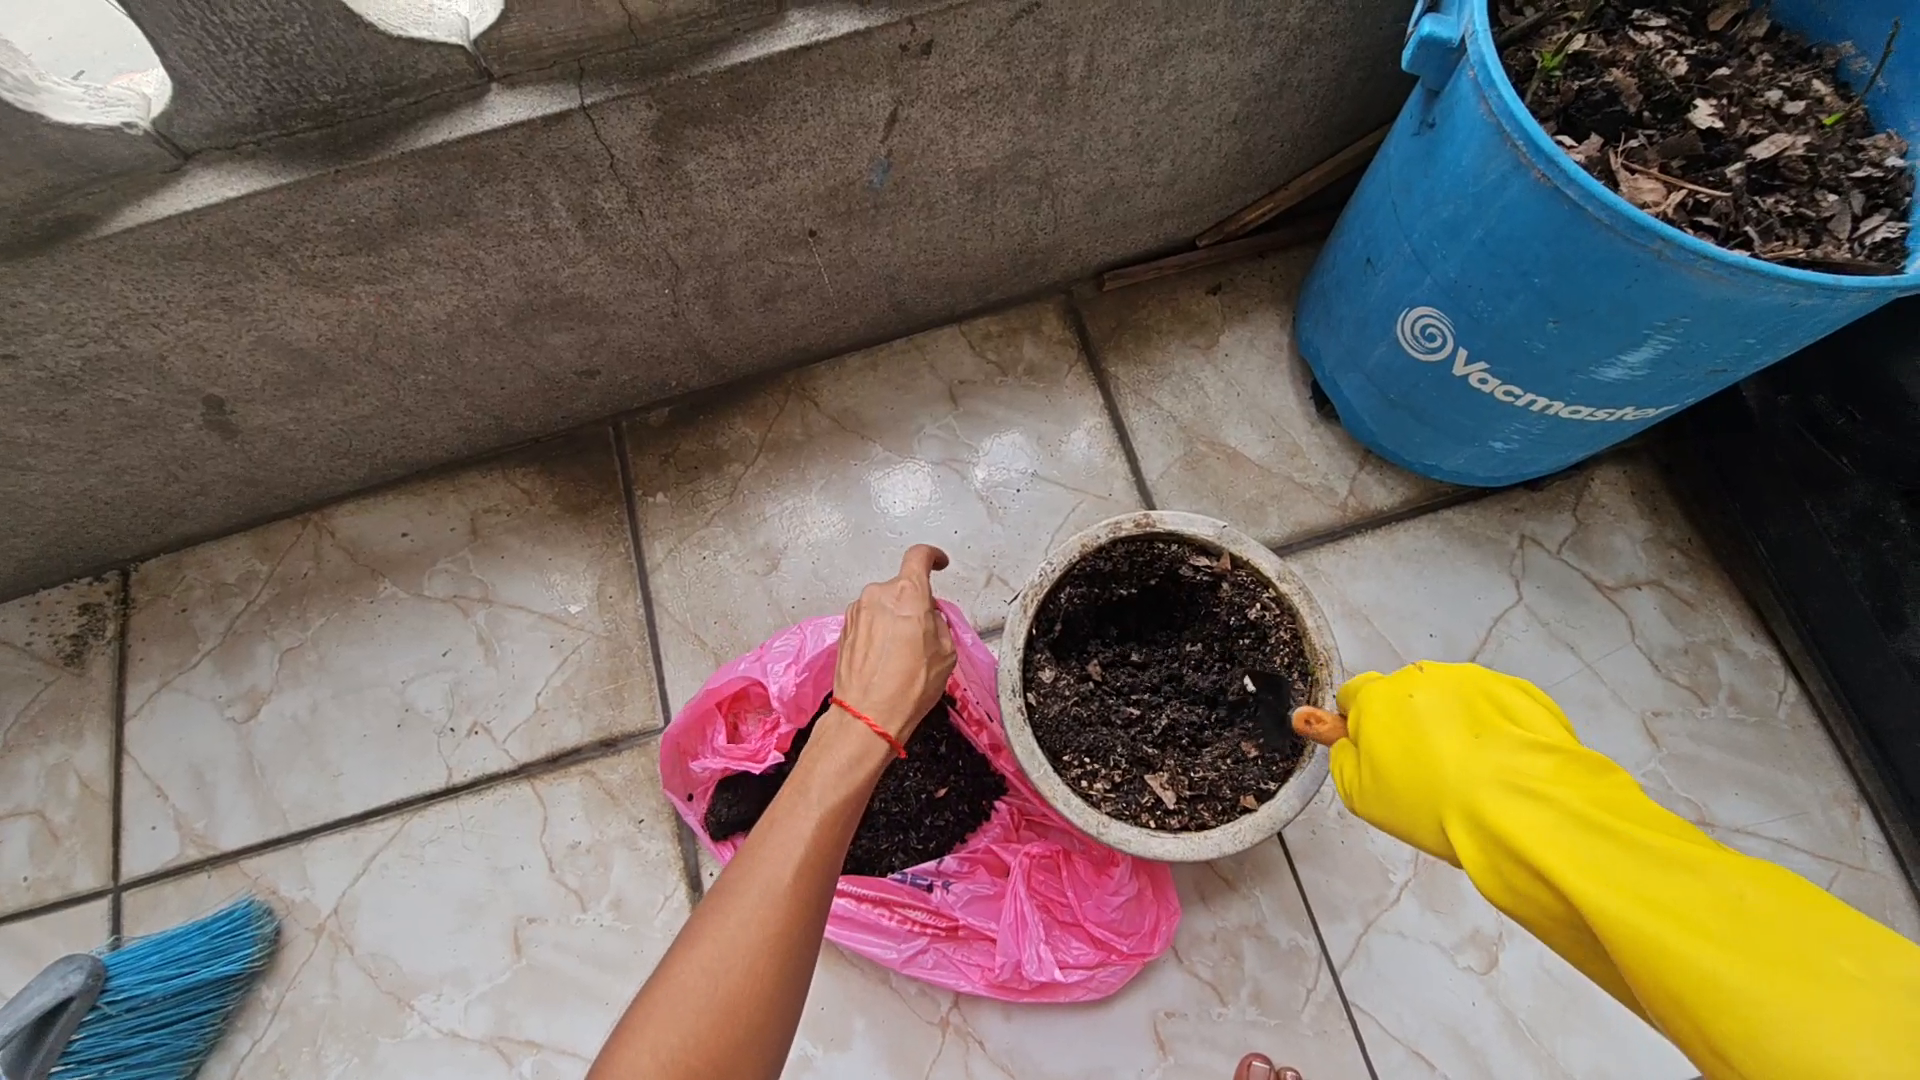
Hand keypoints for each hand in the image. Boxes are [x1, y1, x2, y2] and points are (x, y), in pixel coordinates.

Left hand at [831, 545, 956, 744]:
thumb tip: (930, 616)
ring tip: (903, 654)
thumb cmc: (908, 686)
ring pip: (884, 604)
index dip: (933, 557)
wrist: (867, 715)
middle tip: (924, 634)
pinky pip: (869, 620)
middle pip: (902, 587)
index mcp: (907, 594)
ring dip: (894, 619)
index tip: (938, 563)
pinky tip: (886, 658)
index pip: (919, 556)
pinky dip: (879, 632)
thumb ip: (939, 621)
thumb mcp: (946, 651)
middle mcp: (878, 595)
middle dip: (914, 604)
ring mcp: (857, 611)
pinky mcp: (845, 628)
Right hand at [1291, 661, 1582, 864]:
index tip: (1378, 757)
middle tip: (1429, 773)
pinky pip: (1496, 706)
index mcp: (1375, 697)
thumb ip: (1339, 757)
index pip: (1352, 695)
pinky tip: (1507, 764)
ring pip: (1450, 698)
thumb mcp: (1362, 795)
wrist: (1523, 808)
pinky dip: (1496, 728)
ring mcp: (1472, 680)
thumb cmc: (1430, 803)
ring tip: (1476, 773)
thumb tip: (1331, 732)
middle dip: (1410, 723)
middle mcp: (1419, 676)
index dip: (1360, 725)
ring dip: (1454, 723)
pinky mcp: (1520, 691)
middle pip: (1403, 695)